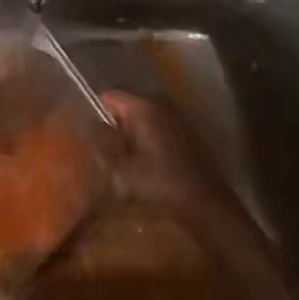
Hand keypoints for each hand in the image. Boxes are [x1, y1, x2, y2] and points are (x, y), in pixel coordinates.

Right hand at [101, 90, 250, 243]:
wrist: (207, 203)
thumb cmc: (162, 185)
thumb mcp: (123, 173)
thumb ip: (103, 149)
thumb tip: (91, 132)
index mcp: (144, 107)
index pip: (110, 96)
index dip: (98, 114)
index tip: (96, 137)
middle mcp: (161, 103)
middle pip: (127, 105)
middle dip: (117, 125)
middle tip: (111, 152)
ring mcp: (177, 115)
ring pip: (144, 116)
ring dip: (134, 133)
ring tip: (129, 159)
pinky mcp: (188, 130)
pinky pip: (159, 125)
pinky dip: (151, 138)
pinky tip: (151, 162)